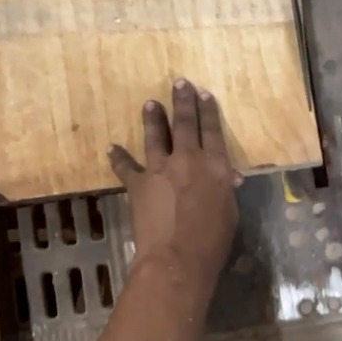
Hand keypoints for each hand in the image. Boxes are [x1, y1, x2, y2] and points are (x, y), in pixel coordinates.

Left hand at [107, 79, 241, 297]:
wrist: (177, 258)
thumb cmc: (212, 241)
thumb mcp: (229, 213)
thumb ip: (224, 190)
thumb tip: (226, 177)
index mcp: (215, 166)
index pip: (212, 130)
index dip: (207, 111)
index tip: (203, 94)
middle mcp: (187, 159)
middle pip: (184, 123)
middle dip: (182, 101)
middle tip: (179, 82)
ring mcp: (160, 169)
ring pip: (155, 135)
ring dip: (153, 118)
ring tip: (150, 104)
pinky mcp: (138, 184)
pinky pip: (126, 167)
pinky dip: (118, 157)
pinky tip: (111, 148)